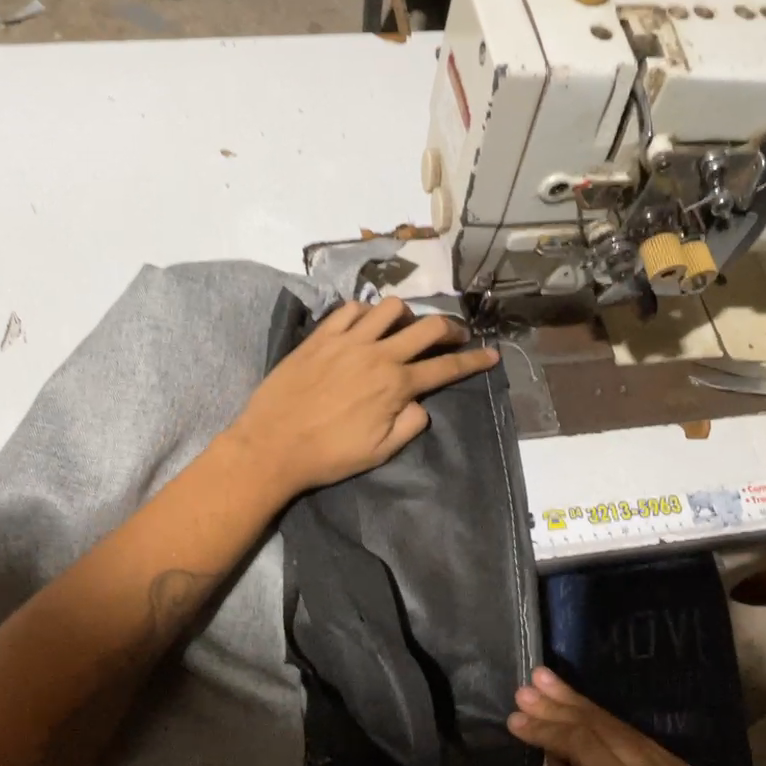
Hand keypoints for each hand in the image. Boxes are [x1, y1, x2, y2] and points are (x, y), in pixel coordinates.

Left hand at [225, 297, 498, 495]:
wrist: (272, 445)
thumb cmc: (328, 456)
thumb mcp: (379, 452)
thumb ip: (409, 425)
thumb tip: (421, 405)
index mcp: (396, 386)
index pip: (446, 368)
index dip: (474, 360)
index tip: (492, 354)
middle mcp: (378, 355)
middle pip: (427, 328)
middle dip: (451, 328)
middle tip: (456, 335)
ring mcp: (347, 341)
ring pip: (390, 308)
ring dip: (407, 315)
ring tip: (405, 328)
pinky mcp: (320, 336)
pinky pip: (350, 309)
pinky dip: (366, 312)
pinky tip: (366, 324)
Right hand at [506, 667, 711, 765]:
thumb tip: (545, 735)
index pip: (587, 748)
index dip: (549, 728)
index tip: (515, 718)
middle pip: (605, 730)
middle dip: (561, 707)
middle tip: (525, 690)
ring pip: (620, 726)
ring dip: (578, 703)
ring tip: (544, 681)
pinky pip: (634, 736)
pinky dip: (602, 720)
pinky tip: (574, 703)